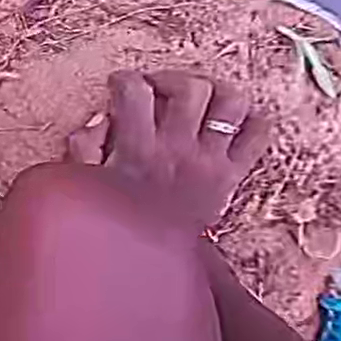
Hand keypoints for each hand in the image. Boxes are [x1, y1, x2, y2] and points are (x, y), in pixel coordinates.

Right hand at [66, 69, 272, 232]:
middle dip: (169, 78)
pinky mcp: (234, 174)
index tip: (118, 83)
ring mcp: (212, 161)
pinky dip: (249, 117)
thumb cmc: (112, 220)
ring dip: (212, 89)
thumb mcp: (81, 183)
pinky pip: (259, 133)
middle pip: (189, 88)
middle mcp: (179, 149)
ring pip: (231, 101)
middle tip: (155, 87)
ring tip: (193, 95)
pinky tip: (225, 119)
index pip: (135, 93)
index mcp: (138, 151)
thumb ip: (83, 145)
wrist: (154, 262)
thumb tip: (102, 117)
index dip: (124, 79)